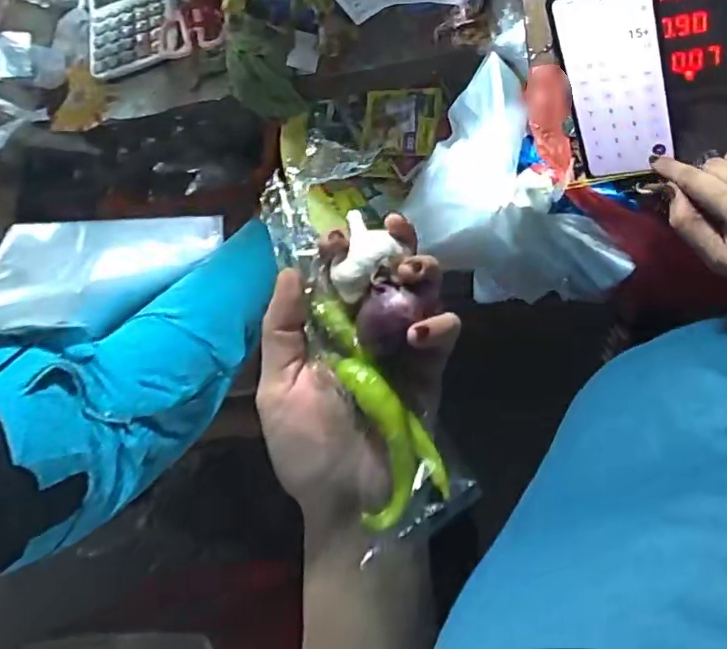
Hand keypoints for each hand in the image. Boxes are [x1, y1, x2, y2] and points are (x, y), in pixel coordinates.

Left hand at [257, 214, 459, 534]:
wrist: (350, 500)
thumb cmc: (307, 446)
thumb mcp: (280, 387)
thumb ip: (283, 329)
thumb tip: (289, 270)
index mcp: (334, 327)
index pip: (342, 275)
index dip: (342, 250)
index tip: (337, 234)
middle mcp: (372, 326)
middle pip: (389, 270)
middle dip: (395, 243)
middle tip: (394, 227)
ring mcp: (406, 342)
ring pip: (423, 289)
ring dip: (422, 269)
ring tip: (410, 269)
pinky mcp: (434, 364)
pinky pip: (446, 330)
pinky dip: (439, 323)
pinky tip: (419, 332)